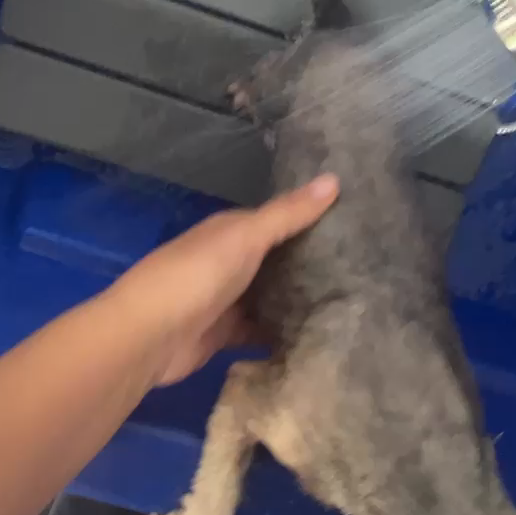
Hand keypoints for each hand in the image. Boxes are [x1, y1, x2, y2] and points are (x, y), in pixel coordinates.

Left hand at [109, 174, 339, 385]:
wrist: (149, 336)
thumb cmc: (196, 275)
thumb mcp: (245, 237)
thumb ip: (287, 214)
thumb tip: (335, 179)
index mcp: (229, 231)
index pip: (277, 220)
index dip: (311, 220)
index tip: (355, 225)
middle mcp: (227, 261)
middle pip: (276, 260)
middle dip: (310, 264)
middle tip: (366, 270)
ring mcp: (225, 299)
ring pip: (270, 296)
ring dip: (298, 300)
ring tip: (352, 303)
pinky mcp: (224, 335)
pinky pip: (260, 330)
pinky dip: (282, 333)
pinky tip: (319, 336)